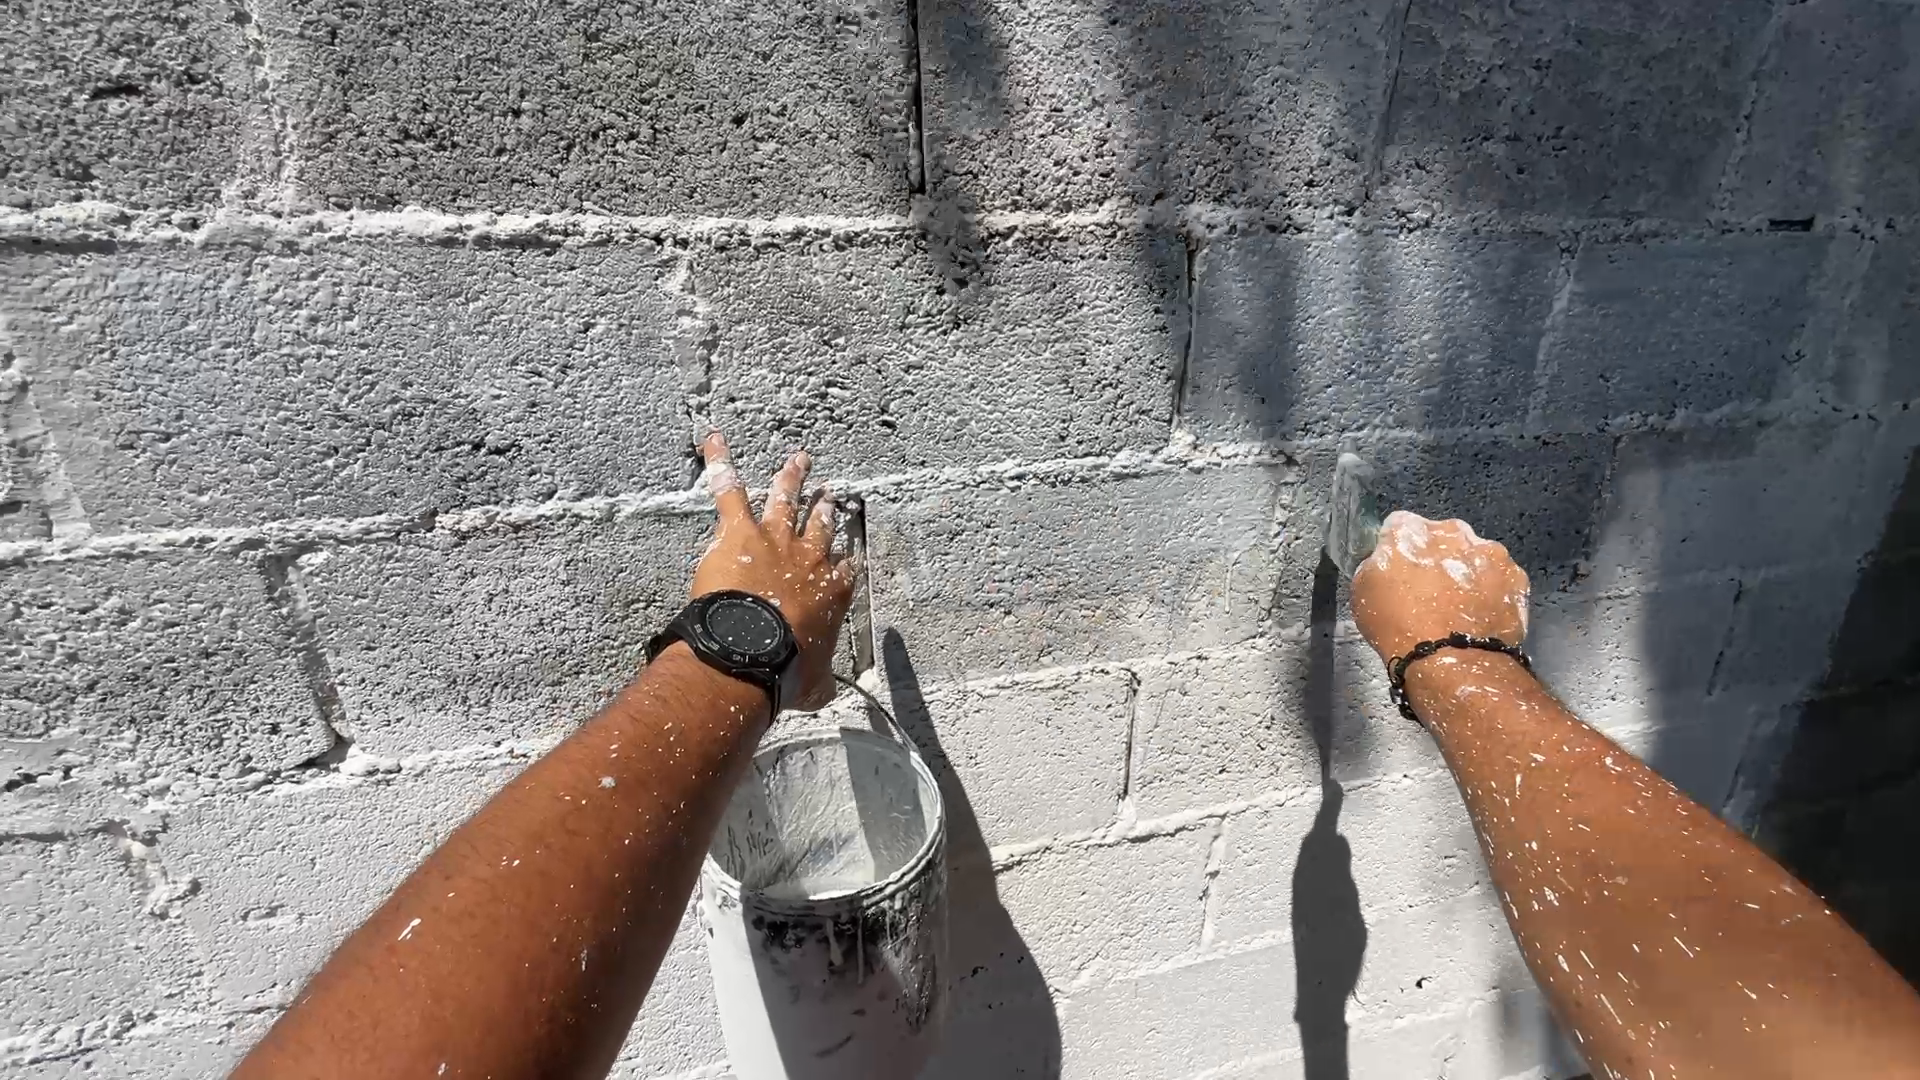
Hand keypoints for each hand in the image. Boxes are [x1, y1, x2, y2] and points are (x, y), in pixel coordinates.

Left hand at [691, 433, 856, 711]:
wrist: (755, 651)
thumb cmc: (787, 669)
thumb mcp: (814, 684)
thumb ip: (821, 684)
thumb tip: (826, 697)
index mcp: (830, 590)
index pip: (845, 568)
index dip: (845, 558)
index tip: (848, 552)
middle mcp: (810, 557)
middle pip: (821, 526)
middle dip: (826, 509)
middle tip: (829, 495)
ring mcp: (777, 538)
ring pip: (787, 499)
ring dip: (793, 477)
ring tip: (800, 459)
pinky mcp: (742, 530)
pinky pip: (729, 488)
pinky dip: (720, 462)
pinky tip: (712, 437)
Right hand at [1350, 511, 1529, 663]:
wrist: (1450, 661)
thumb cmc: (1396, 624)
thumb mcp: (1361, 590)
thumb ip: (1374, 563)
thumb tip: (1384, 559)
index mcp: (1410, 530)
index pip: (1398, 525)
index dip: (1394, 546)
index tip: (1393, 567)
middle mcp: (1453, 532)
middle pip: (1441, 536)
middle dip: (1433, 554)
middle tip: (1424, 587)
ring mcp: (1491, 554)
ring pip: (1473, 555)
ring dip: (1464, 570)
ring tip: (1454, 604)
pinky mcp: (1517, 579)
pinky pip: (1498, 578)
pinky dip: (1489, 590)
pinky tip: (1476, 613)